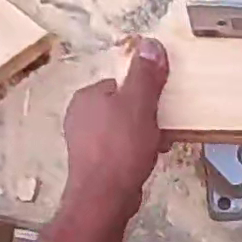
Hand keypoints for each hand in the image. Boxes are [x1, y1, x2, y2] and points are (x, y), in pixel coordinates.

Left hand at [61, 37, 169, 223]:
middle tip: (161, 131)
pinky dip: (133, 154)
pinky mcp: (92, 165)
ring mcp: (83, 142)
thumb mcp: (139, 105)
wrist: (104, 196)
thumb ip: (145, 75)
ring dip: (142, 137)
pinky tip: (144, 163)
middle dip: (145, 118)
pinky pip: (118, 150)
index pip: (121, 84)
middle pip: (122, 107)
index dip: (144, 94)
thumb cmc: (121, 148)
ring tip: (156, 148)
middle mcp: (80, 116)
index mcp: (87, 96)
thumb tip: (151, 44)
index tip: (160, 108)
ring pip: (121, 130)